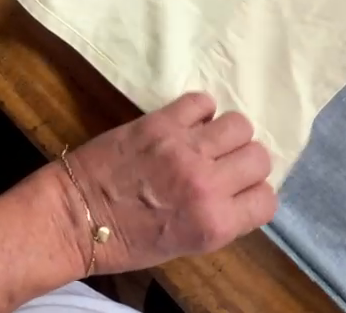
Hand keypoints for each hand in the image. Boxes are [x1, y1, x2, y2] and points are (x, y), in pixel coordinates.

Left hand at [42, 92, 275, 276]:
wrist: (78, 214)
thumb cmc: (128, 241)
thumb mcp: (186, 245)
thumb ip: (218, 217)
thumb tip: (236, 190)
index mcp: (215, 224)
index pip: (267, 198)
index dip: (254, 192)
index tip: (239, 189)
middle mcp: (207, 184)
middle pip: (259, 156)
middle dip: (245, 160)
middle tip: (224, 162)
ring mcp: (184, 148)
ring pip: (238, 124)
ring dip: (228, 132)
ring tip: (208, 138)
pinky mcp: (160, 122)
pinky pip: (200, 100)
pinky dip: (200, 109)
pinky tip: (188, 120)